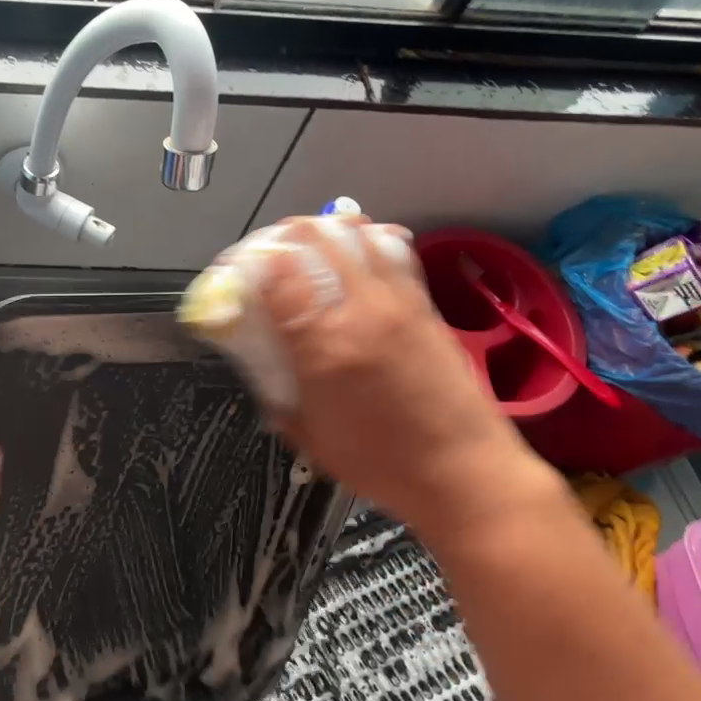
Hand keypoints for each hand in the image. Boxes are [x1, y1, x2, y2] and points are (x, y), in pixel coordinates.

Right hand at [251, 216, 558, 536]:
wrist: (463, 471)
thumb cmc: (380, 463)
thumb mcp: (310, 437)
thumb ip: (280, 399)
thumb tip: (267, 378)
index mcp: (323, 345)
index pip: (279, 275)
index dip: (252, 264)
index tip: (237, 268)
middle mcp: (361, 311)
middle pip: (320, 241)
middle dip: (287, 235)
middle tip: (271, 247)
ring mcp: (399, 304)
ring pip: (363, 236)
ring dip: (332, 229)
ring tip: (314, 236)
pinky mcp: (427, 308)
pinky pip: (396, 255)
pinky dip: (372, 242)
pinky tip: (362, 247)